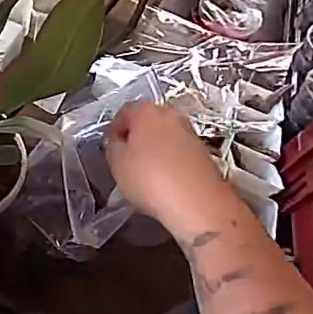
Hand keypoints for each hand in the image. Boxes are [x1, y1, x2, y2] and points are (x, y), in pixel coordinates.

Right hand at [103, 102, 235, 231]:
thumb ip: (113, 146)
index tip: (109, 147)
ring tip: (144, 173)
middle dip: (135, 138)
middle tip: (125, 159)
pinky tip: (163, 180)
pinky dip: (169, 161)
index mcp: (147, 111)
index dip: (113, 130)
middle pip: (147, 122)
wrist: (197, 203)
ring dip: (154, 150)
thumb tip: (118, 141)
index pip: (123, 112)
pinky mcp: (203, 153)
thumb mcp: (116, 162)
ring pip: (165, 137)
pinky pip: (179, 152)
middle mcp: (171, 115)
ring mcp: (190, 133)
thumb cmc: (150, 179)